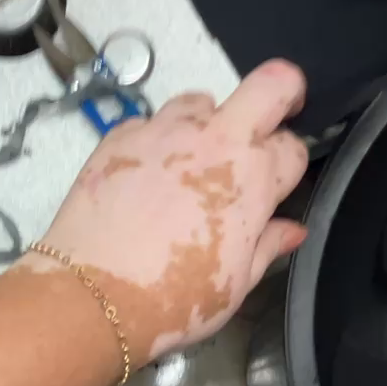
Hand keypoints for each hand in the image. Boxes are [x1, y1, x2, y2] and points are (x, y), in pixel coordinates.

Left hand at [24, 60, 311, 360]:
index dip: (286, 168)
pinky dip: (152, 143)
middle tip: (264, 128)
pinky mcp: (119, 138)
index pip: (292, 148)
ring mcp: (164, 132)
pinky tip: (141, 178)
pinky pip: (147, 124)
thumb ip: (266, 248)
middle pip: (271, 84)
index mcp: (253, 178)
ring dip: (205, 124)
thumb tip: (291, 230)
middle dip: (280, 96)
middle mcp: (215, 140)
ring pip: (200, 102)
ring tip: (188, 163)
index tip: (272, 188)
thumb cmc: (172, 302)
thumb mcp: (233, 286)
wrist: (94, 297)